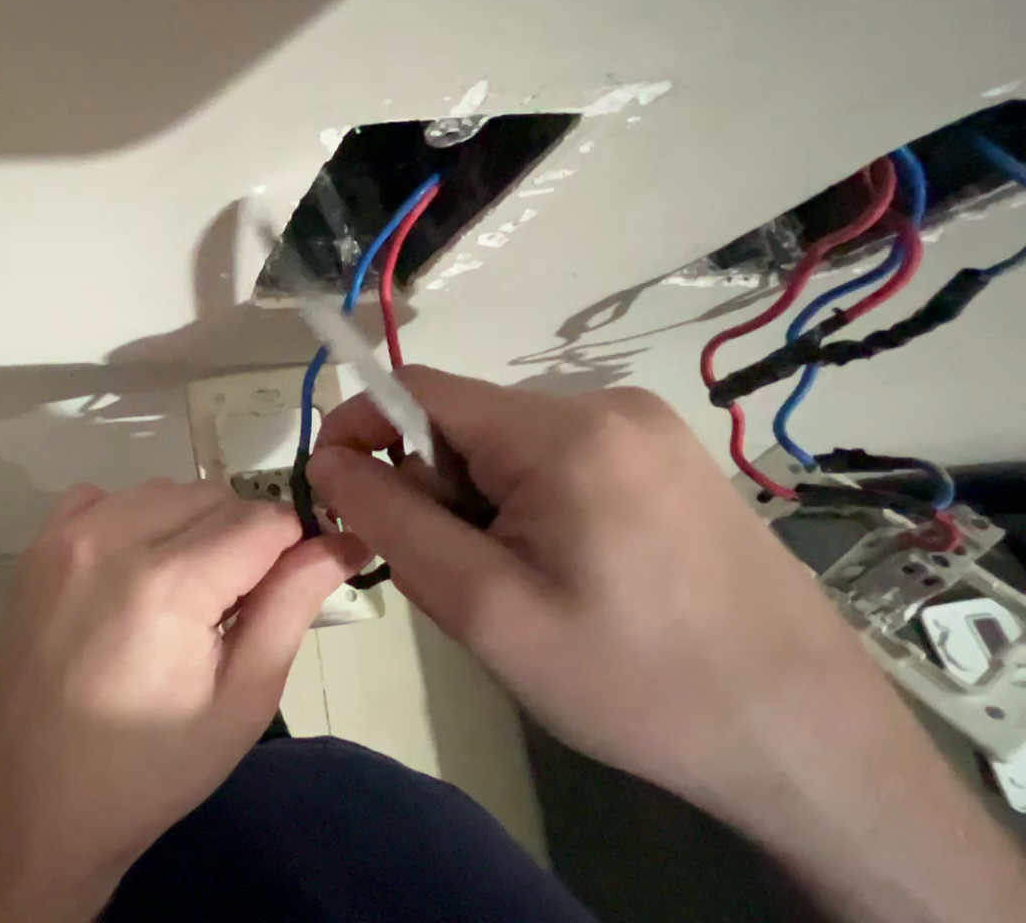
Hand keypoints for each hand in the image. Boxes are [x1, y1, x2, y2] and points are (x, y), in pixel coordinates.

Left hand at [0, 480, 367, 922]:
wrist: (37, 799)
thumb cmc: (150, 769)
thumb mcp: (242, 701)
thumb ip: (292, 606)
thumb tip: (343, 538)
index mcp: (167, 583)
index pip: (261, 518)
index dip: (297, 540)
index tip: (305, 573)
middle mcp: (111, 538)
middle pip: (213, 496)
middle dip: (247, 534)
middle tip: (245, 600)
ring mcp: (65, 536)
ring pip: (162, 491)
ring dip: (193, 523)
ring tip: (189, 592)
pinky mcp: (37, 546)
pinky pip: (104, 498)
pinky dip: (134, 517)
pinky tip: (134, 570)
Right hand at [306, 367, 870, 801]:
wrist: (807, 744)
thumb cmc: (631, 681)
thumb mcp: (482, 606)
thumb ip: (389, 520)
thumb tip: (326, 461)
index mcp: (565, 433)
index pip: (416, 389)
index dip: (356, 428)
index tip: (332, 492)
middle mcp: (609, 407)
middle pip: (461, 426)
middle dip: (429, 491)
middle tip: (453, 579)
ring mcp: (647, 433)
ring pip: (502, 450)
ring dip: (475, 508)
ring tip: (513, 589)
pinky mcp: (667, 463)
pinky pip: (552, 465)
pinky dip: (522, 510)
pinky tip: (558, 576)